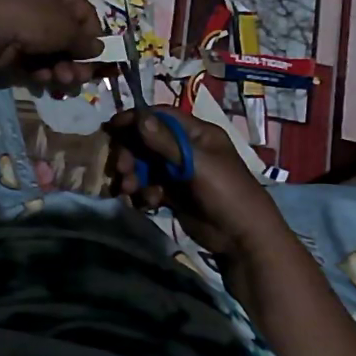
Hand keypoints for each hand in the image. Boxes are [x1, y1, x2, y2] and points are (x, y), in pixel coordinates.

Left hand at [0, 0, 104, 89]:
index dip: (94, 35)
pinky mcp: (14, 48)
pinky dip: (42, 71)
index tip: (98, 55)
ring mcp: (27, 29)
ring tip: (62, 80)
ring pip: (53, 53)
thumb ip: (85, 41)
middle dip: (77, 60)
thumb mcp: (67, 29)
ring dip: (62, 69)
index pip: (85, 14)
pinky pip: (36, 62)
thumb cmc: (35, 20)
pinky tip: (41, 78)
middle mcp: (43, 8)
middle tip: (80, 77)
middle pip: (69, 38)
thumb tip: (99, 49)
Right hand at [105, 106, 272, 253]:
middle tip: (121, 169)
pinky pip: (149, 186)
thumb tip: (138, 116)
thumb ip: (165, 141)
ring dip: (133, 175)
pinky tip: (148, 203)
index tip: (112, 127)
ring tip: (130, 190)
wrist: (243, 238)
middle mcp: (186, 149)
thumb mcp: (197, 163)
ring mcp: (179, 172)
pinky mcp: (173, 194)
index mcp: (197, 134)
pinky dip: (144, 193)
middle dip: (131, 154)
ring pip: (145, 165)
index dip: (135, 119)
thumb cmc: (226, 192)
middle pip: (147, 141)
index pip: (160, 116)